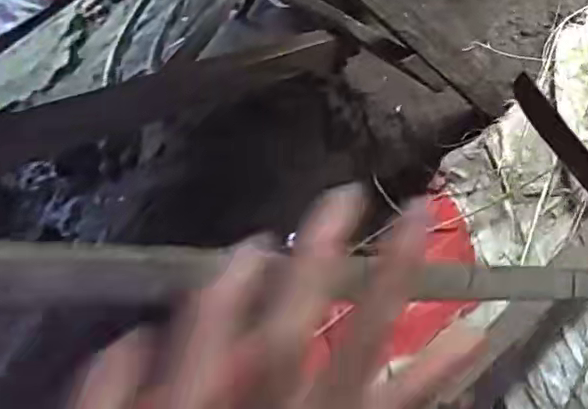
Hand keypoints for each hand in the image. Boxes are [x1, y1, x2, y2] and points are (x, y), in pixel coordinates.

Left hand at [68, 186, 482, 408]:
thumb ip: (415, 400)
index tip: (421, 208)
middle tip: (338, 199)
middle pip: (285, 331)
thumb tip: (473, 337)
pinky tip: (124, 343)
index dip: (399, 268)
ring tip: (247, 247)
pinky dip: (114, 384)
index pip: (370, 333)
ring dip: (221, 300)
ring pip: (197, 361)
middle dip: (315, 258)